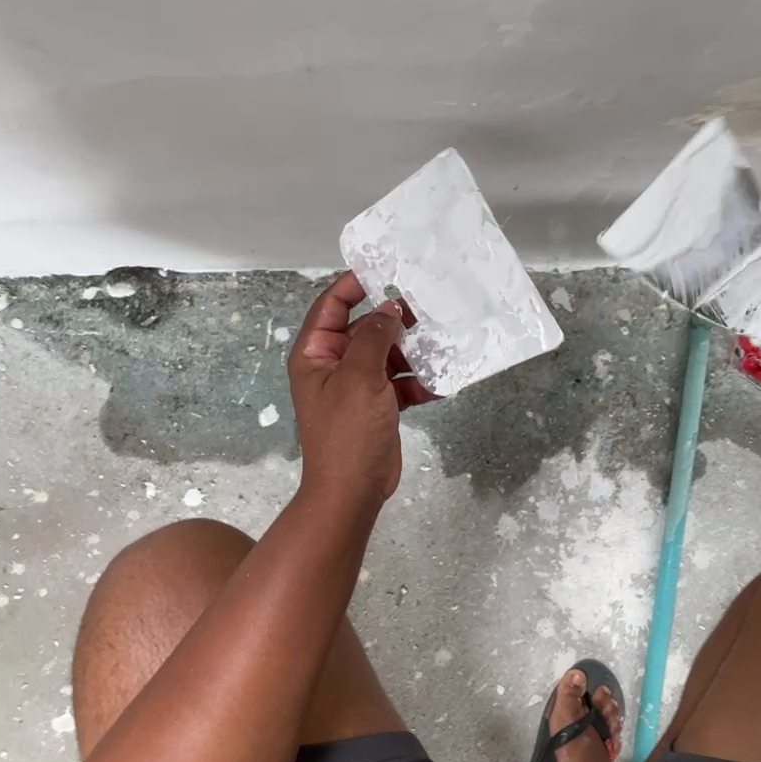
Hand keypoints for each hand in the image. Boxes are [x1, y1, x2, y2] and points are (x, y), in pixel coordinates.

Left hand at [289, 272, 433, 503]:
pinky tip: (443, 382)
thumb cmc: (347, 432)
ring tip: (443, 340)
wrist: (351, 491)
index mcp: (316, 354)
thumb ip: (374, 338)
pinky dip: (419, 382)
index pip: (332, 305)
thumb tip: (389, 308)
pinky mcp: (378, 405)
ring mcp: (358, 386)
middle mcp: (334, 365)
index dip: (355, 284)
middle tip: (429, 304)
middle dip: (396, 320)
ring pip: (388, 355)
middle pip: (366, 328)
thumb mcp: (359, 378)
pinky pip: (400, 383)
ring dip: (413, 351)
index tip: (388, 270)